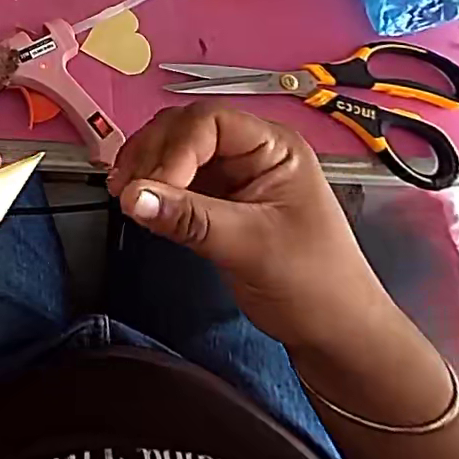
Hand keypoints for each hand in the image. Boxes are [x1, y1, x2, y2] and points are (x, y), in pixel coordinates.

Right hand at [106, 101, 392, 352]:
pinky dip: (150, 186)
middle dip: (153, 152)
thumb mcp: (252, 247)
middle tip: (125, 188)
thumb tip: (131, 197)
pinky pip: (173, 178)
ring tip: (122, 192)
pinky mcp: (215, 197)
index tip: (150, 187)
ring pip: (174, 149)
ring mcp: (231, 172)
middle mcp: (249, 149)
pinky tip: (133, 199)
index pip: (210, 122)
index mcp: (274, 146)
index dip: (175, 148)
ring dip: (145, 165)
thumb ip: (189, 219)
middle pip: (186, 128)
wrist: (335, 337)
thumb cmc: (313, 285)